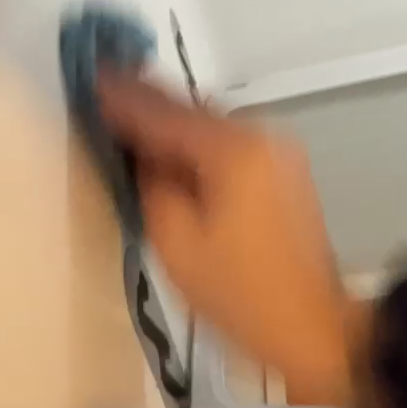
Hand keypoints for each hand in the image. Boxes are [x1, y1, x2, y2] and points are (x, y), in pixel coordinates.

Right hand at [96, 71, 357, 405]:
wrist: (315, 329)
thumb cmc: (238, 293)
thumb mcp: (175, 243)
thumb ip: (151, 183)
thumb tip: (140, 152)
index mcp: (230, 151)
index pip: (163, 114)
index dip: (122, 98)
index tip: (91, 78)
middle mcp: (258, 135)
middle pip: (189, 107)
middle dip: (146, 100)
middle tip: (104, 88)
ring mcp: (276, 149)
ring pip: (208, 121)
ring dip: (170, 118)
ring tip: (129, 112)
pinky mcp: (282, 168)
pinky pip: (226, 139)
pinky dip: (194, 138)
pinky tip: (169, 144)